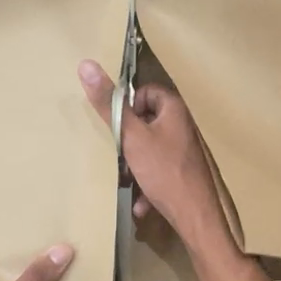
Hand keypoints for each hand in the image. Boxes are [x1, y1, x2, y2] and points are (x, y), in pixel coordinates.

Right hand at [78, 60, 236, 259]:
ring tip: (129, 180)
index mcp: (174, 110)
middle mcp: (183, 127)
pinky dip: (148, 186)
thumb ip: (109, 104)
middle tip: (120, 154)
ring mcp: (185, 152)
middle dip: (129, 141)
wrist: (194, 216)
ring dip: (136, 167)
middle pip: (146, 123)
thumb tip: (86, 64)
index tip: (117, 124)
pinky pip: (159, 173)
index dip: (128, 106)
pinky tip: (142, 203)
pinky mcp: (184, 174)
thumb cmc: (164, 171)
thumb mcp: (131, 136)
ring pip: (150, 150)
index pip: (146, 92)